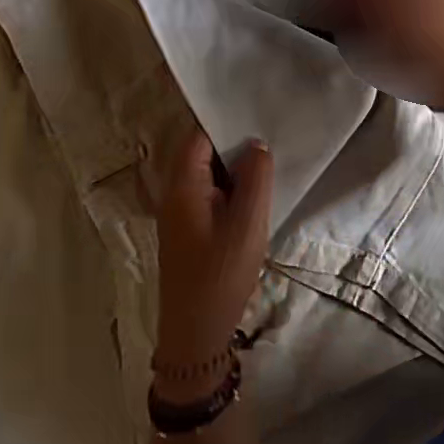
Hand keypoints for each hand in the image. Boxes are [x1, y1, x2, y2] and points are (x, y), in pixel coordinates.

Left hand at [154, 130, 273, 394]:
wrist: (197, 333)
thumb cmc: (221, 274)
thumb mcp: (248, 223)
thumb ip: (255, 177)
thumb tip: (256, 145)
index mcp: (182, 186)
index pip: (198, 137)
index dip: (224, 122)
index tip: (255, 110)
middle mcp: (174, 195)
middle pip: (202, 154)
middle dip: (232, 142)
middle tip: (269, 131)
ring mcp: (180, 215)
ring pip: (208, 176)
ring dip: (234, 167)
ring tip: (267, 157)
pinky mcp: (190, 232)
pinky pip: (210, 195)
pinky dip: (230, 188)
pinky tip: (254, 193)